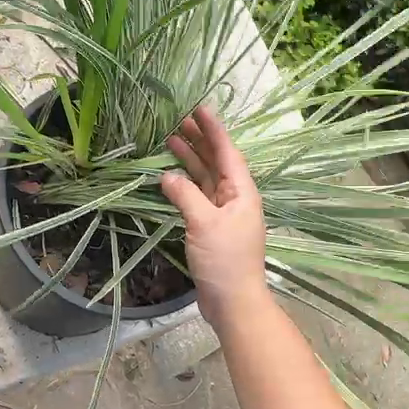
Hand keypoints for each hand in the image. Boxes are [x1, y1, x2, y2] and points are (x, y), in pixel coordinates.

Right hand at [160, 106, 270, 324]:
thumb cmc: (225, 261)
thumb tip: (167, 176)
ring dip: (190, 159)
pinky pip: (198, 195)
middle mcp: (235, 198)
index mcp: (241, 191)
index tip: (199, 107)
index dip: (213, 129)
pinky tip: (170, 177)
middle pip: (216, 161)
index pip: (226, 151)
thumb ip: (185, 195)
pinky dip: (184, 183)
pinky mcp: (211, 228)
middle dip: (199, 140)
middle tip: (178, 119)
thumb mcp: (203, 224)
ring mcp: (223, 213)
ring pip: (205, 178)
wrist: (233, 301)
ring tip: (170, 140)